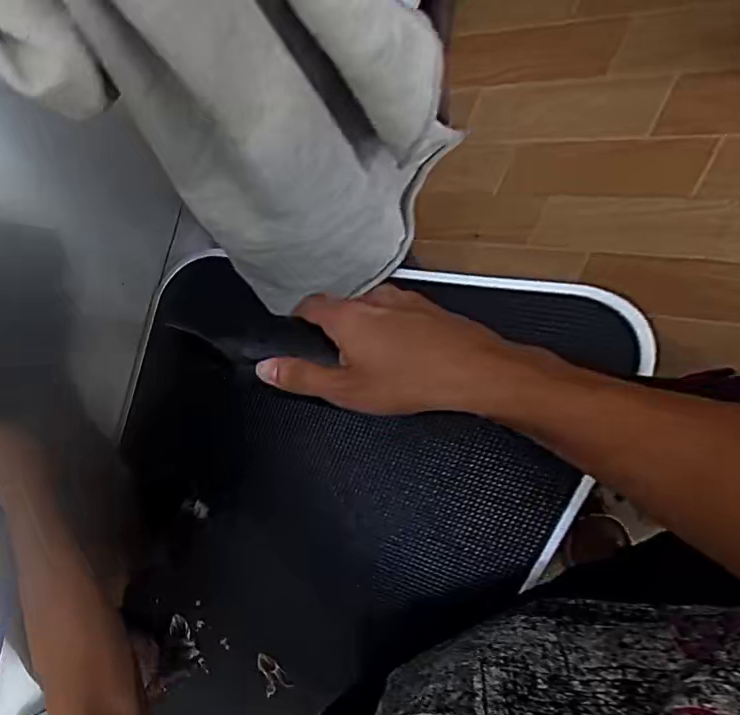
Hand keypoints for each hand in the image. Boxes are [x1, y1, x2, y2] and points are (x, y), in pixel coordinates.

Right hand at [252, 285, 567, 415]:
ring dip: (364, 331)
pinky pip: (397, 316)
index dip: (298, 321)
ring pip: (370, 311)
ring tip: (373, 365)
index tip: (297, 336)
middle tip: (338, 363)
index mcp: (346, 315)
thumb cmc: (411, 381)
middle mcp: (373, 298)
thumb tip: (266, 368)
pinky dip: (391, 333)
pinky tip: (401, 359)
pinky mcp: (427, 308)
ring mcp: (403, 299)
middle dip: (333, 331)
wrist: (473, 371)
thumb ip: (301, 378)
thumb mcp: (346, 391)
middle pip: (340, 308)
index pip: (308, 305)